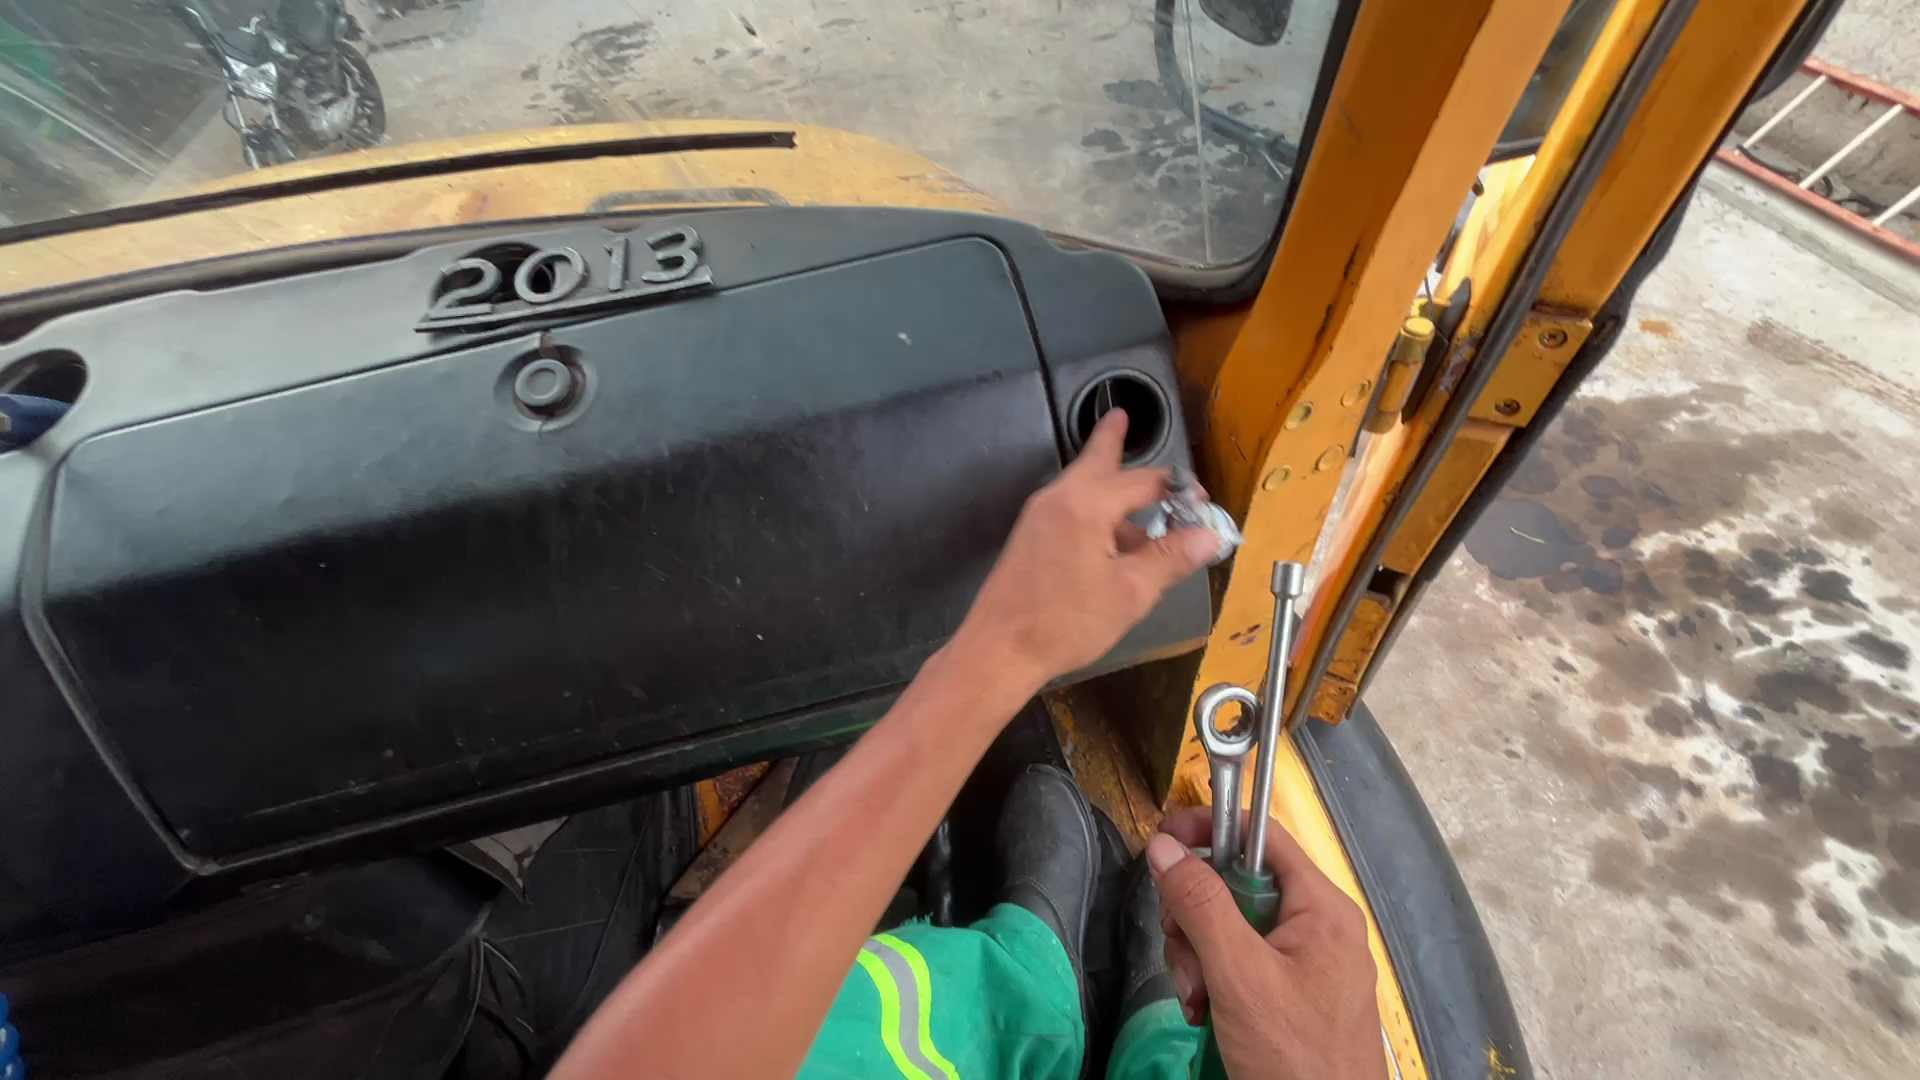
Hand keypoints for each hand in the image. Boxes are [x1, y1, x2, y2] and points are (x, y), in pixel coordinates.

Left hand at [954, 408, 1218, 687]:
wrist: (998, 650)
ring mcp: (1037, 518)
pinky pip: (1068, 511)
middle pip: (1095, 462)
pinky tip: (1111, 542)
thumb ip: (1170, 558)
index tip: (1202, 503)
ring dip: (1110, 486)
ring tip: (1140, 498)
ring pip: (1080, 487)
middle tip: (1120, 416)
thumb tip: (1210, 535)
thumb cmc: (1066, 622)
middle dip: (1112, 441)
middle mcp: (1057, 499)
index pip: (1143, 482)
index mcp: (1085, 505)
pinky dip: (1094, 513)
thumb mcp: (1130, 593)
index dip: (1178, 490)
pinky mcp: (1028, 538)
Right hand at [1147, 808, 1386, 1079]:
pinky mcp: (1286, 990)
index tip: (1163, 841)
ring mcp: (1300, 959)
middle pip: (1233, 880)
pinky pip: (1233, 957)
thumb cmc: (1294, 1056)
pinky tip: (1203, 1009)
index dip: (1209, 827)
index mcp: (1319, 907)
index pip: (1259, 833)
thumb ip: (1200, 903)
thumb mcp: (1239, 975)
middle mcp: (1313, 923)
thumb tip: (1161, 843)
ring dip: (1195, 951)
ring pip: (1226, 920)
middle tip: (1179, 944)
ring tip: (1194, 995)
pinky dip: (1208, 976)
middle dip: (1194, 911)